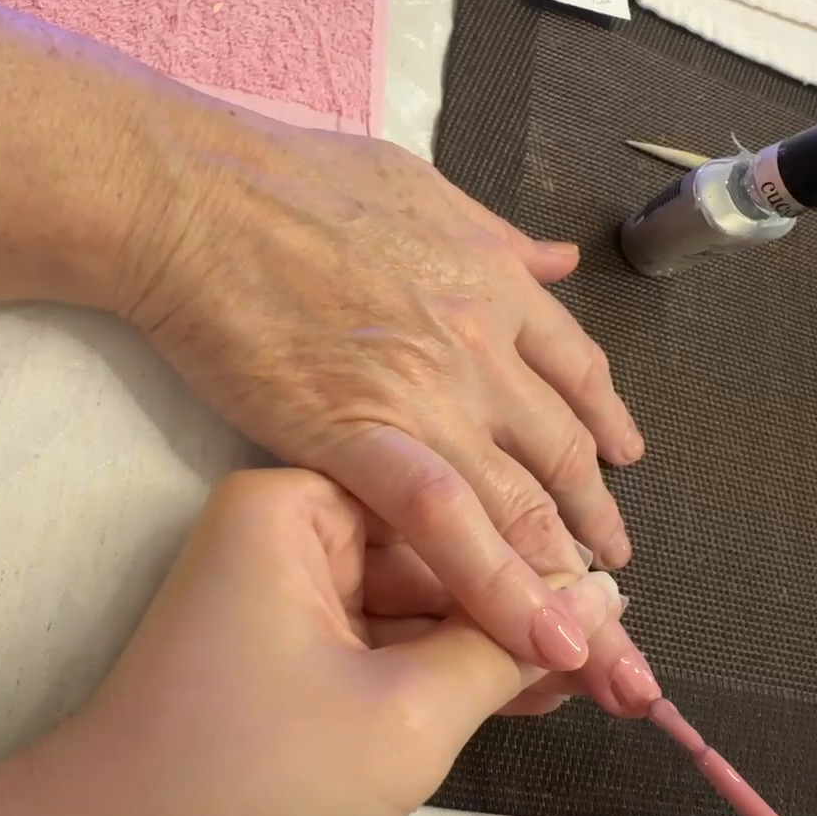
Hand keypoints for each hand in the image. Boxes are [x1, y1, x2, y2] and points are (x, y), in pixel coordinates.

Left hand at [9, 469, 622, 815]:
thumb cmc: (254, 778)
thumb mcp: (404, 712)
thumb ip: (504, 649)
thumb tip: (591, 604)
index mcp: (296, 504)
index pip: (438, 507)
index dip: (530, 560)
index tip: (613, 605)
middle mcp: (289, 526)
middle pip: (429, 555)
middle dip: (519, 613)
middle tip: (618, 656)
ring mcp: (287, 584)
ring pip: (413, 602)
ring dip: (490, 647)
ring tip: (592, 680)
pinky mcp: (290, 638)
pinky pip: (383, 636)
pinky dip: (443, 668)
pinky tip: (521, 690)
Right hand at [117, 107, 644, 672]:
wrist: (200, 200)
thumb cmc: (287, 179)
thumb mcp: (414, 185)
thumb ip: (492, 233)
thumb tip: (551, 260)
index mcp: (490, 281)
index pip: (573, 370)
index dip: (601, 422)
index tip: (616, 462)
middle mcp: (477, 345)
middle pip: (559, 448)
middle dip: (594, 514)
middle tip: (611, 562)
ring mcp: (425, 395)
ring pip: (521, 499)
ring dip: (563, 566)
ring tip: (584, 617)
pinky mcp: (357, 435)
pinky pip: (444, 524)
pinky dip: (497, 587)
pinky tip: (533, 636)